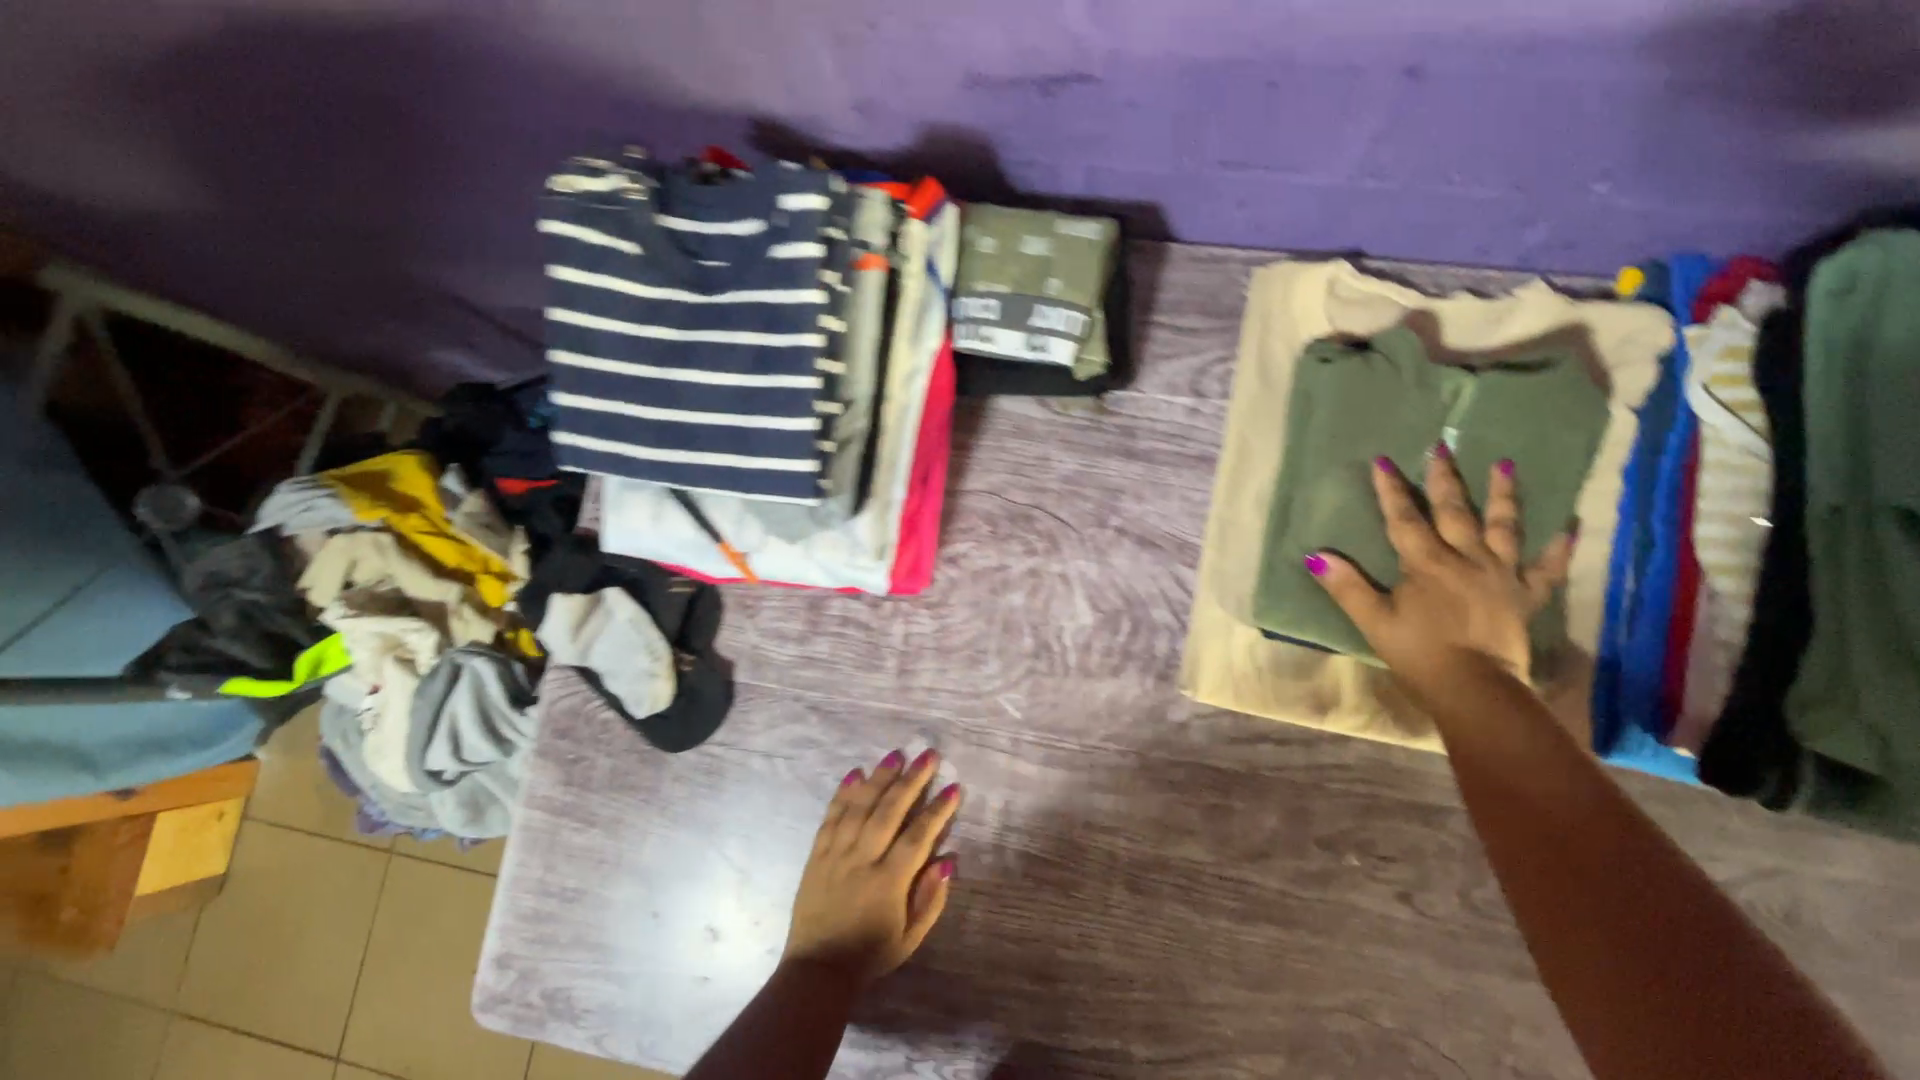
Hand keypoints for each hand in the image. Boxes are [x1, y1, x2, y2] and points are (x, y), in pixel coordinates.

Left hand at [782, 749, 958, 985]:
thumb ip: (931, 898)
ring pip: (860, 806)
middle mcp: (862, 860)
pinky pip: (831, 817)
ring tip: (896, 754)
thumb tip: (949, 860)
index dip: (937, 810)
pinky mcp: (817, 855)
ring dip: (879, 777)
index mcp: (889, 882)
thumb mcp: (910, 937)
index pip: (918, 837)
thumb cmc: (871, 954)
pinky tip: (855, 773)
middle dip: (911, 780)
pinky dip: (843, 794)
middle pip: (889, 811)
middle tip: (928, 755)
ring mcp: (836, 854)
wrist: (817, 969)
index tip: (953, 787)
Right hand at [1307, 448, 1573, 700]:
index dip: (1391, 490)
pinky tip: (1571, 527)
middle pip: (1454, 511)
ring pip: (1503, 527)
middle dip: (1444, 479)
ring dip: (1503, 495)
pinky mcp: (1525, 596)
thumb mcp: (1373, 621)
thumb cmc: (1419, 654)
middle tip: (1442, 447)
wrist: (1474, 687)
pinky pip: (1547, 569)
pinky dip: (1559, 548)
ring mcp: (1500, 575)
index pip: (1404, 519)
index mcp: (1426, 563)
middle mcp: (1466, 558)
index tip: (1384, 461)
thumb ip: (1347, 587)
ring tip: (1504, 466)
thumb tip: (1316, 556)